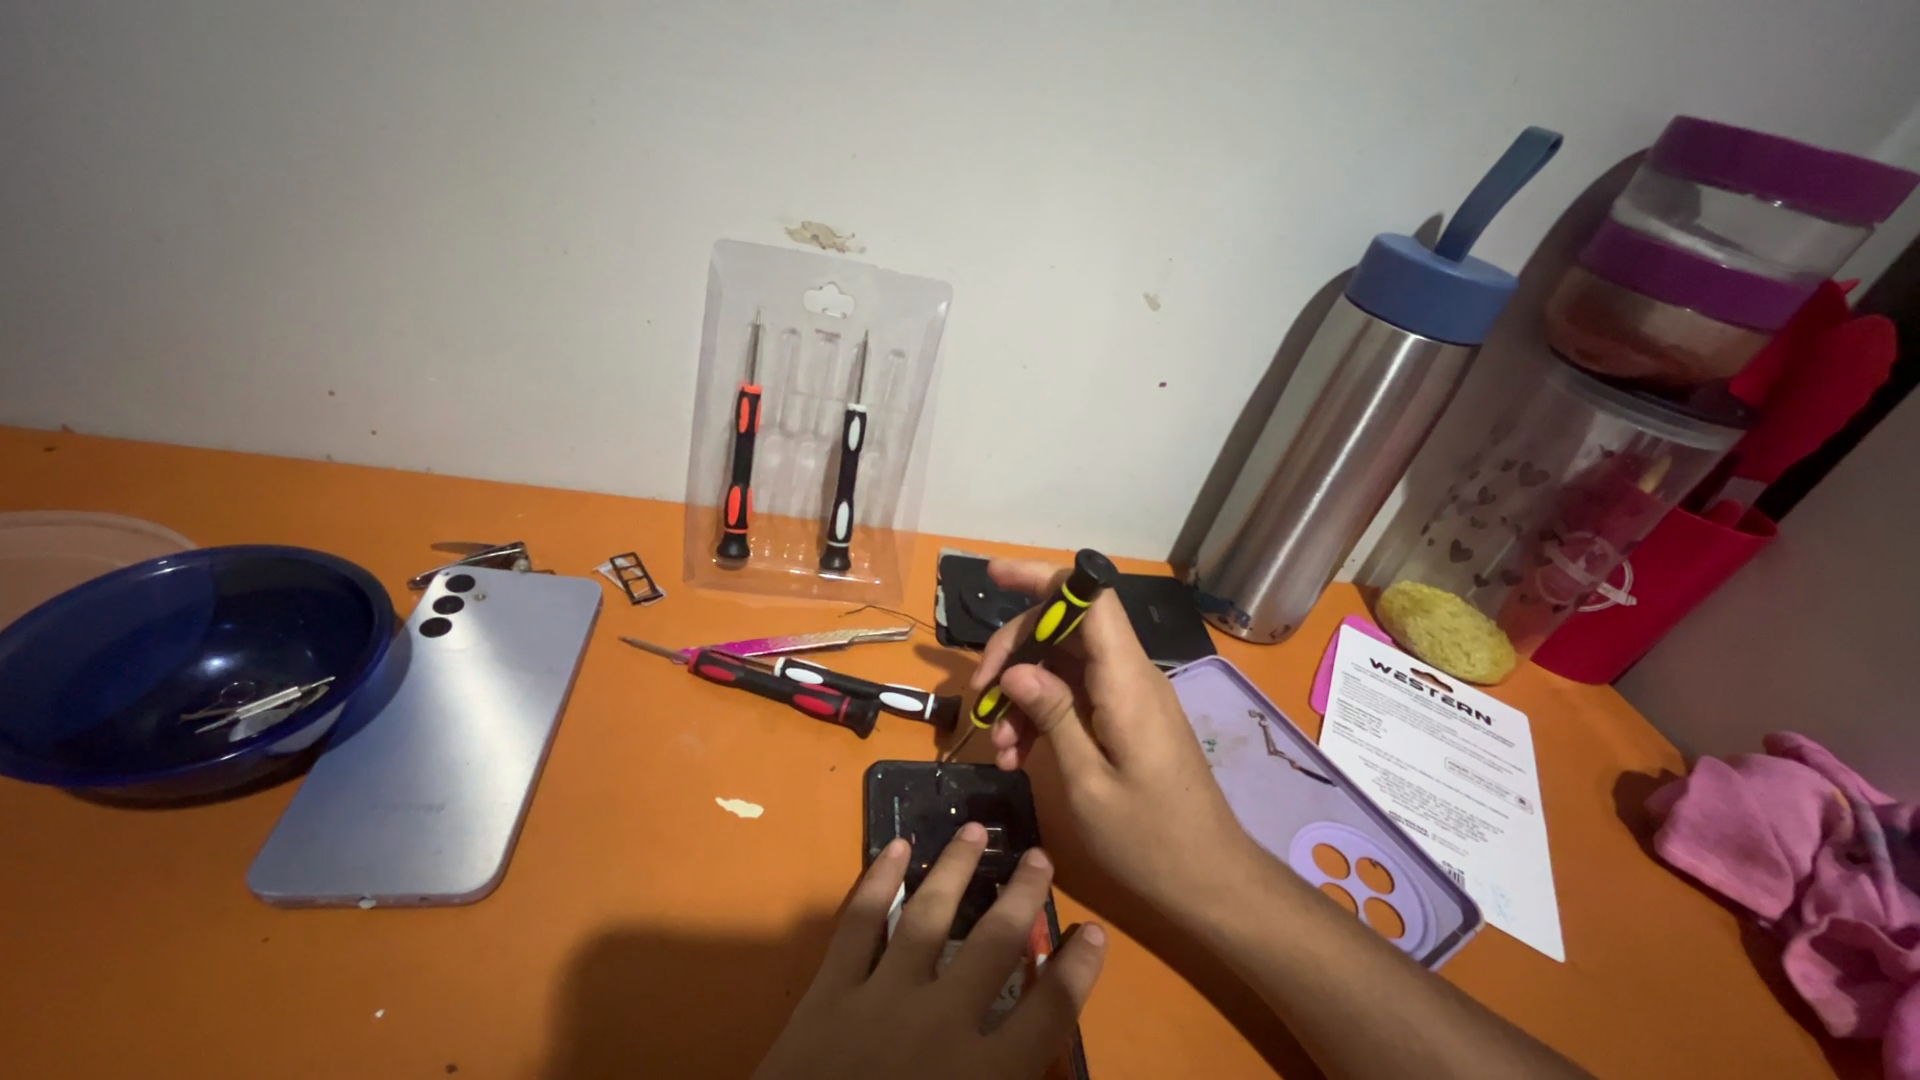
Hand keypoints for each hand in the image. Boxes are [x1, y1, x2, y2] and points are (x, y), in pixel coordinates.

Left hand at [754, 823, 1106, 1079]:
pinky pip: (859, 924)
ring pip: (929, 916)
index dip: (1077, 971)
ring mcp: (882, 998)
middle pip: (994, 945)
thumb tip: (1034, 1056)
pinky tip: (895, 847)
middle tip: (1039, 856)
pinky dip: (876, 881)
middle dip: (1022, 896)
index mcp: (982, 1076)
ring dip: (955, 869)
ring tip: (974, 830)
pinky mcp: (831, 991)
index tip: (1094, 931)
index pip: (1048, 1013)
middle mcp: (941, 1023)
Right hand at [972, 558, 1261, 919]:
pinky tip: (1015, 754)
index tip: (993, 576)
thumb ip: (1053, 716)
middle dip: (1014, 653)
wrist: (1209, 880)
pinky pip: (1075, 694)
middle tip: (980, 698)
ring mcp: (1129, 697)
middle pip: (1066, 629)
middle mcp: (1131, 676)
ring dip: (1022, 693)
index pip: (1090, 599)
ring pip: (1063, 664)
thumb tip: (1017, 669)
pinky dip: (1041, 714)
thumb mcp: (1087, 783)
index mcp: (1127, 682)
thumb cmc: (1149, 839)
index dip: (1043, 577)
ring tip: (997, 745)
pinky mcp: (1125, 718)